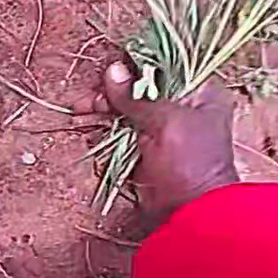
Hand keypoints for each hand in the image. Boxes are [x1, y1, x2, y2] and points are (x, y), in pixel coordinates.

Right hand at [83, 63, 239, 228]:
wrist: (189, 209)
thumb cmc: (190, 161)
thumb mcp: (165, 121)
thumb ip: (135, 97)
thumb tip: (112, 70)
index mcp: (198, 92)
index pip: (160, 68)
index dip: (133, 68)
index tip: (108, 72)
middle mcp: (179, 106)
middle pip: (137, 89)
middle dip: (110, 93)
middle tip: (87, 100)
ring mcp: (159, 129)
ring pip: (123, 110)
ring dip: (101, 111)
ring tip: (79, 113)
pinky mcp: (143, 148)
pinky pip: (118, 132)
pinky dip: (102, 130)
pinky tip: (90, 130)